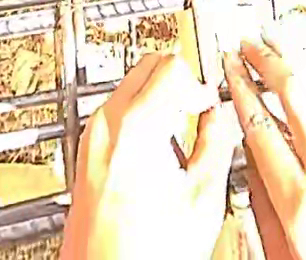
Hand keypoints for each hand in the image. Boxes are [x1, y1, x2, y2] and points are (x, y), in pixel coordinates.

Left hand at [61, 52, 239, 259]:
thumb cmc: (144, 259)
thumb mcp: (202, 198)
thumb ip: (217, 142)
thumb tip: (218, 116)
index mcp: (135, 128)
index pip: (173, 66)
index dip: (199, 82)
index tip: (209, 102)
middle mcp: (106, 125)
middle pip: (151, 64)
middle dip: (180, 80)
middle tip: (198, 108)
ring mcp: (92, 138)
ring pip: (134, 84)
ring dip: (161, 96)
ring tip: (181, 132)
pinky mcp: (86, 153)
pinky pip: (119, 110)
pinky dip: (142, 114)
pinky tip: (159, 149)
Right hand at [223, 38, 305, 259]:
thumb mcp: (284, 257)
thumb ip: (262, 206)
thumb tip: (249, 156)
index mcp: (302, 203)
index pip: (261, 126)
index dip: (241, 88)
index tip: (229, 67)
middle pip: (295, 93)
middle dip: (268, 60)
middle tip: (249, 43)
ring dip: (296, 59)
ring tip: (276, 41)